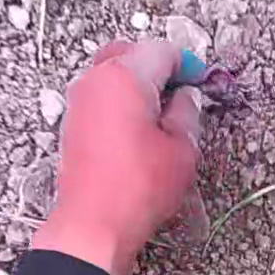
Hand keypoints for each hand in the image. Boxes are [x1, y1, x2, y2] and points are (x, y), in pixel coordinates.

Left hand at [31, 40, 200, 274]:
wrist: (95, 223)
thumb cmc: (140, 187)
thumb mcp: (181, 150)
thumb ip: (187, 114)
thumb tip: (186, 98)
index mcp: (125, 78)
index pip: (161, 51)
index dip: (187, 65)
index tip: (201, 83)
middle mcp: (96, 80)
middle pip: (132, 53)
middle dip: (159, 69)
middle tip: (182, 95)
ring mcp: (80, 100)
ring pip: (113, 73)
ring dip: (140, 84)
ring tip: (163, 116)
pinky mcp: (74, 122)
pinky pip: (102, 95)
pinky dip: (123, 101)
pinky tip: (140, 129)